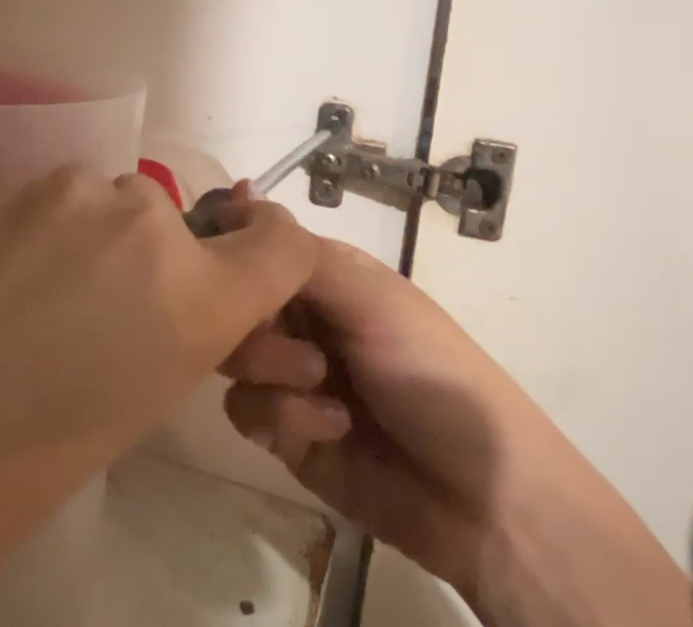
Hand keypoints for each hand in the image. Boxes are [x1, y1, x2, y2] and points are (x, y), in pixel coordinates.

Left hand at [0, 168, 319, 626]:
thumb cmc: (8, 475)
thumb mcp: (125, 416)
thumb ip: (164, 338)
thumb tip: (161, 308)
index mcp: (192, 297)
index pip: (278, 245)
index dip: (262, 256)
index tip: (235, 271)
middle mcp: (137, 221)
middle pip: (165, 220)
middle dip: (137, 257)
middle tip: (80, 313)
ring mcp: (53, 190)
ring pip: (89, 201)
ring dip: (71, 238)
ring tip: (9, 297)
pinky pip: (23, 199)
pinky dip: (11, 231)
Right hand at [222, 230, 692, 625]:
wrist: (482, 496)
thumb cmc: (435, 374)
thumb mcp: (373, 300)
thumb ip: (298, 255)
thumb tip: (237, 196)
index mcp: (327, 279)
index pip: (257, 248)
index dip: (232, 249)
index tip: (210, 257)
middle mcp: (303, 322)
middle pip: (231, 304)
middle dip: (249, 322)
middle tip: (290, 341)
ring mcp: (290, 379)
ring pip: (229, 357)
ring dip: (269, 370)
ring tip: (319, 386)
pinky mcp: (284, 434)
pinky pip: (244, 411)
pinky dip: (282, 416)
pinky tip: (331, 429)